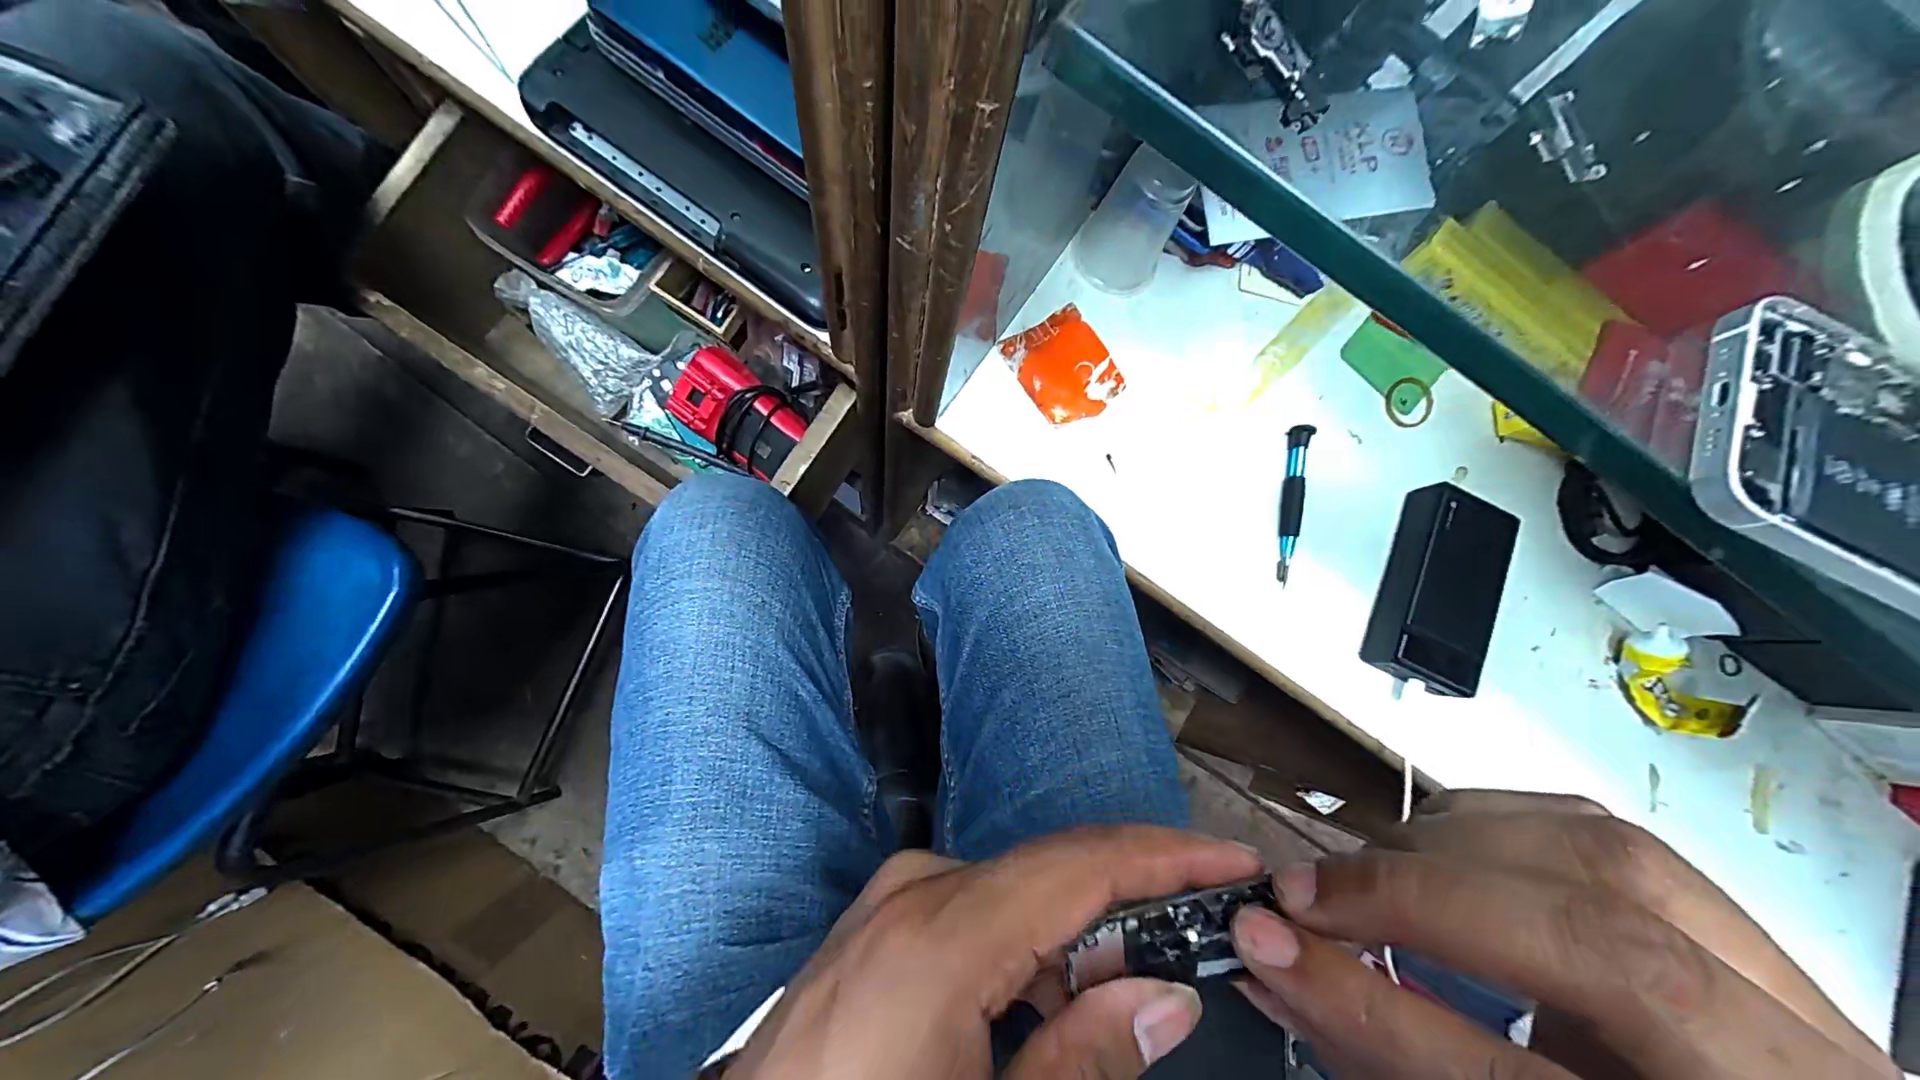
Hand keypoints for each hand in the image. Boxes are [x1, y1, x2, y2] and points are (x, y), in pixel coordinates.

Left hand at [725, 826, 1262, 1079]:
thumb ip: (1085, 1058)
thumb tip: (1167, 999)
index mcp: (942, 930)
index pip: (1079, 864)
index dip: (1164, 856)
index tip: (1233, 860)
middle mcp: (916, 889)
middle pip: (1051, 869)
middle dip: (1132, 894)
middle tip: (1200, 934)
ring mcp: (890, 897)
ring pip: (1016, 887)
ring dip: (1080, 925)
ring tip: (1132, 980)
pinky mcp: (878, 917)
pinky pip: (974, 905)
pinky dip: (1027, 938)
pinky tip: (1051, 991)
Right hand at [1229, 790, 1900, 1079]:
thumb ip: (1379, 1054)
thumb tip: (1270, 960)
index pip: (1525, 1076)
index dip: (1374, 1004)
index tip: (1266, 940)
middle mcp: (1803, 1074)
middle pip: (1604, 937)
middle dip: (1416, 895)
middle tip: (1304, 893)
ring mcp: (1798, 991)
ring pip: (1610, 855)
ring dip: (1447, 844)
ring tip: (1363, 872)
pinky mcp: (1739, 920)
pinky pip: (1600, 828)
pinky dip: (1488, 820)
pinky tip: (1434, 846)